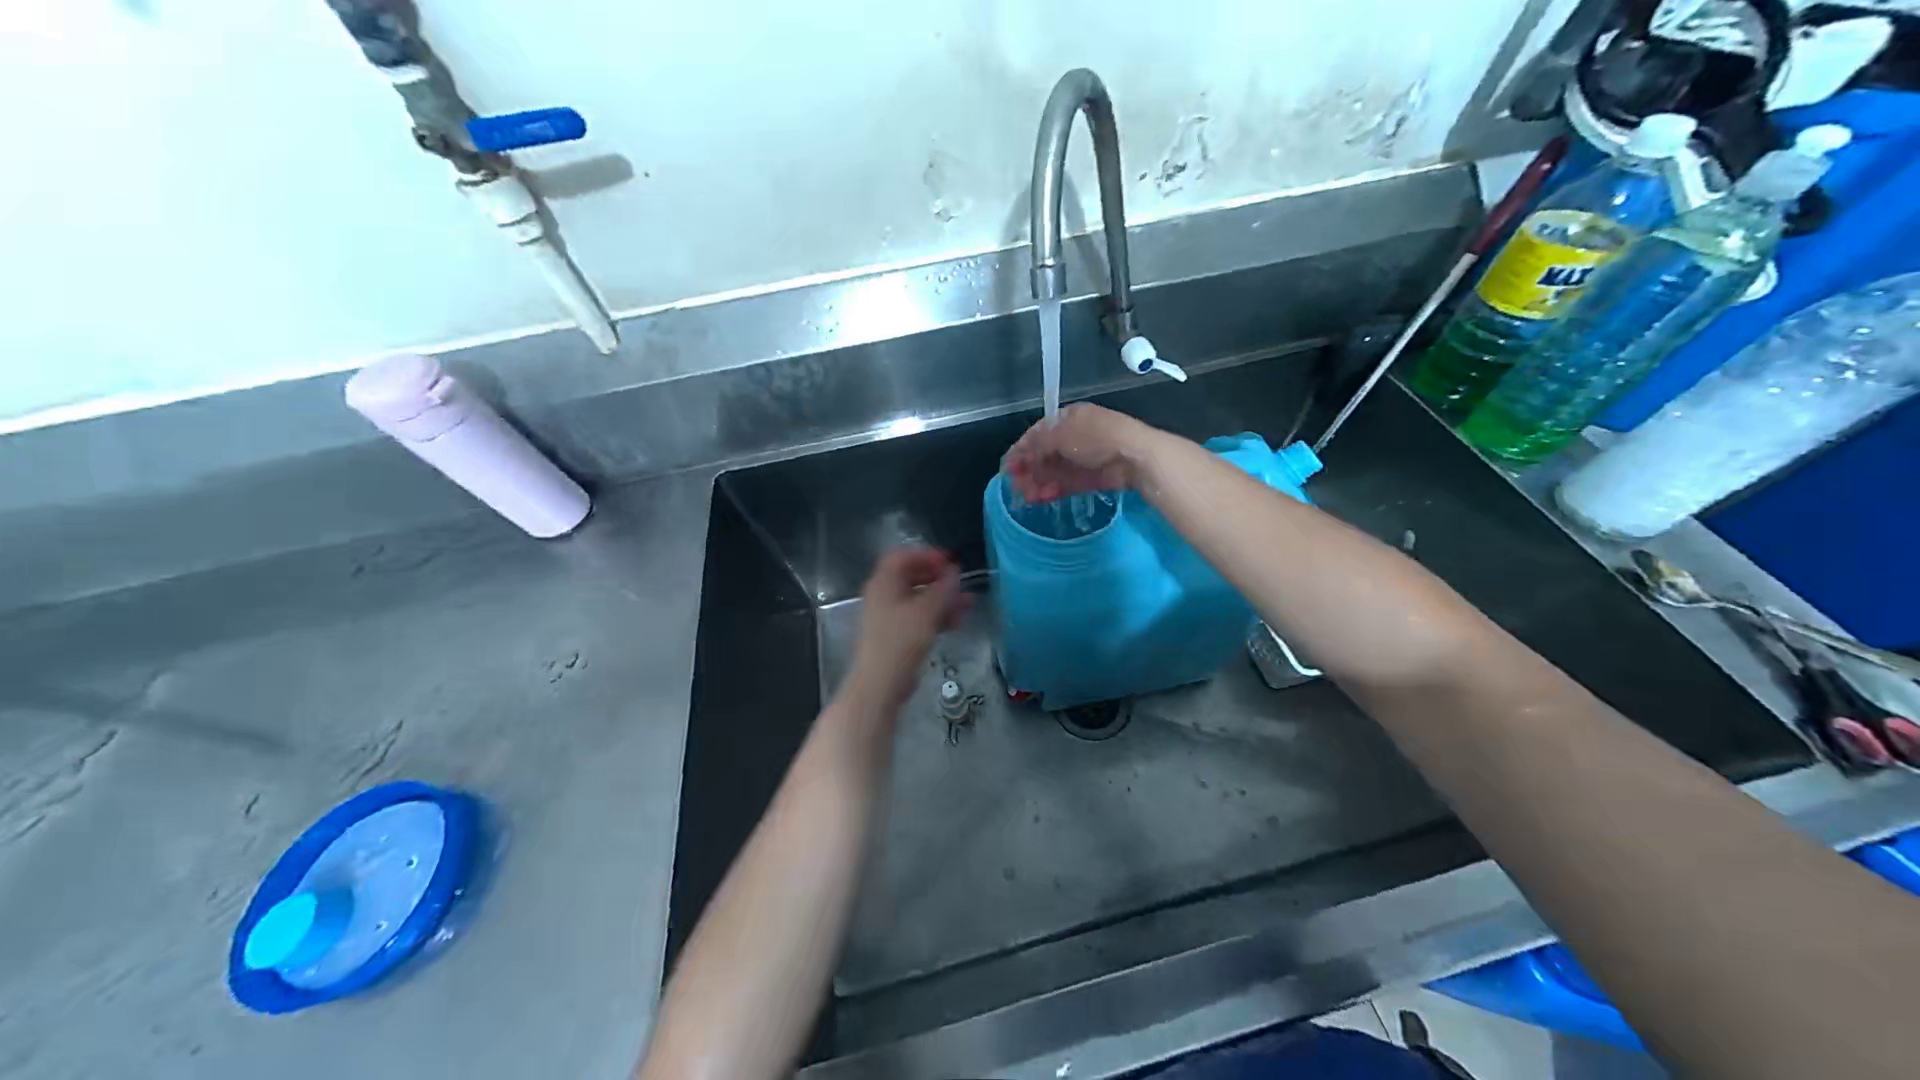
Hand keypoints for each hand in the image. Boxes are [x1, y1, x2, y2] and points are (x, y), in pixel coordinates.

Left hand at [848, 547, 970, 708]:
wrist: (880, 683)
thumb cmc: (900, 640)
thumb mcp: (926, 611)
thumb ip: (943, 589)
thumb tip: (954, 573)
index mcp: (884, 583)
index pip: (902, 556)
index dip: (927, 555)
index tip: (950, 562)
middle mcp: (884, 595)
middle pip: (912, 577)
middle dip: (939, 578)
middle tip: (961, 582)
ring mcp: (890, 617)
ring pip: (919, 599)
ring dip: (943, 599)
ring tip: (969, 603)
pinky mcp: (897, 636)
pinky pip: (920, 618)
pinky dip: (937, 616)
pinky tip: (958, 621)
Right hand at [1002, 404, 1159, 502]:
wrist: (1134, 457)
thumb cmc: (1096, 437)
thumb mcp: (1061, 434)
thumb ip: (1037, 444)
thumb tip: (1021, 454)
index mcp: (1068, 418)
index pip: (1037, 434)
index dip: (1021, 451)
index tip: (1008, 468)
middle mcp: (1076, 437)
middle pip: (1045, 455)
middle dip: (1028, 471)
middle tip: (1015, 487)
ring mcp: (1085, 459)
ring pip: (1055, 472)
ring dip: (1038, 484)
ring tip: (1027, 497)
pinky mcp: (1093, 478)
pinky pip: (1068, 484)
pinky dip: (1054, 491)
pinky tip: (1042, 499)